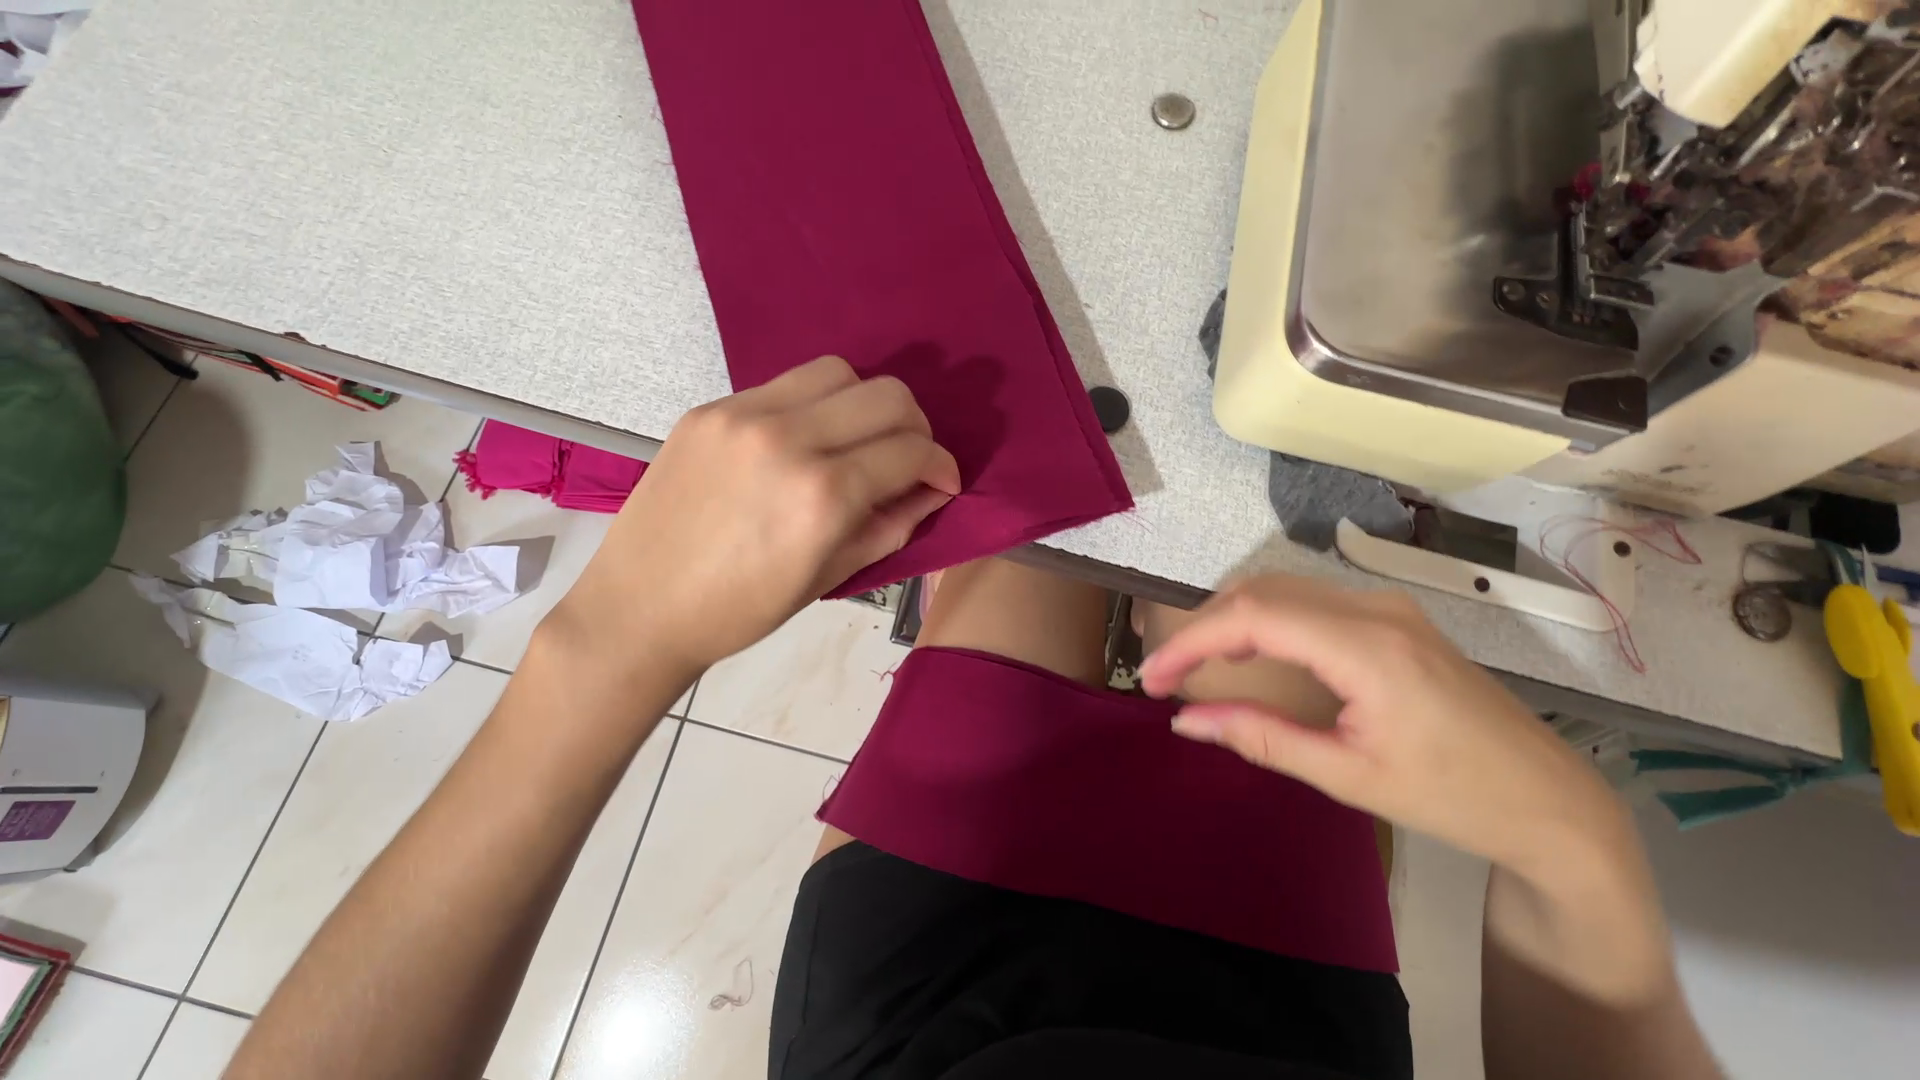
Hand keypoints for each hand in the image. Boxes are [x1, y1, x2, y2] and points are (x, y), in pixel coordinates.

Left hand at [550, 356, 959, 678]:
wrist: (641, 607)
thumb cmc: (741, 611)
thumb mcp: (830, 577)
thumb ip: (891, 525)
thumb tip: (930, 491)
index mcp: (823, 495)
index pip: (911, 449)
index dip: (940, 465)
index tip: (941, 482)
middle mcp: (788, 440)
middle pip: (887, 394)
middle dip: (914, 426)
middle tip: (907, 459)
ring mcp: (743, 416)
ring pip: (837, 372)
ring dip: (864, 402)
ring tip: (856, 440)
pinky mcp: (709, 409)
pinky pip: (783, 386)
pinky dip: (812, 406)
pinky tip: (802, 442)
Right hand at [1139, 575, 1631, 876]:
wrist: (1550, 801)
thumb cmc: (1452, 798)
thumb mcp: (1348, 777)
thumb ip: (1261, 738)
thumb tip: (1185, 721)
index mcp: (1368, 648)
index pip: (1254, 618)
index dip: (1191, 642)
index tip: (1152, 679)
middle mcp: (1376, 610)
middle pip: (1263, 592)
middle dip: (1203, 627)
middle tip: (1166, 675)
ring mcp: (1390, 608)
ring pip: (1285, 589)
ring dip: (1232, 618)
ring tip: (1197, 665)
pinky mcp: (1396, 619)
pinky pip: (1312, 601)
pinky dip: (1267, 618)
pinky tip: (1252, 652)